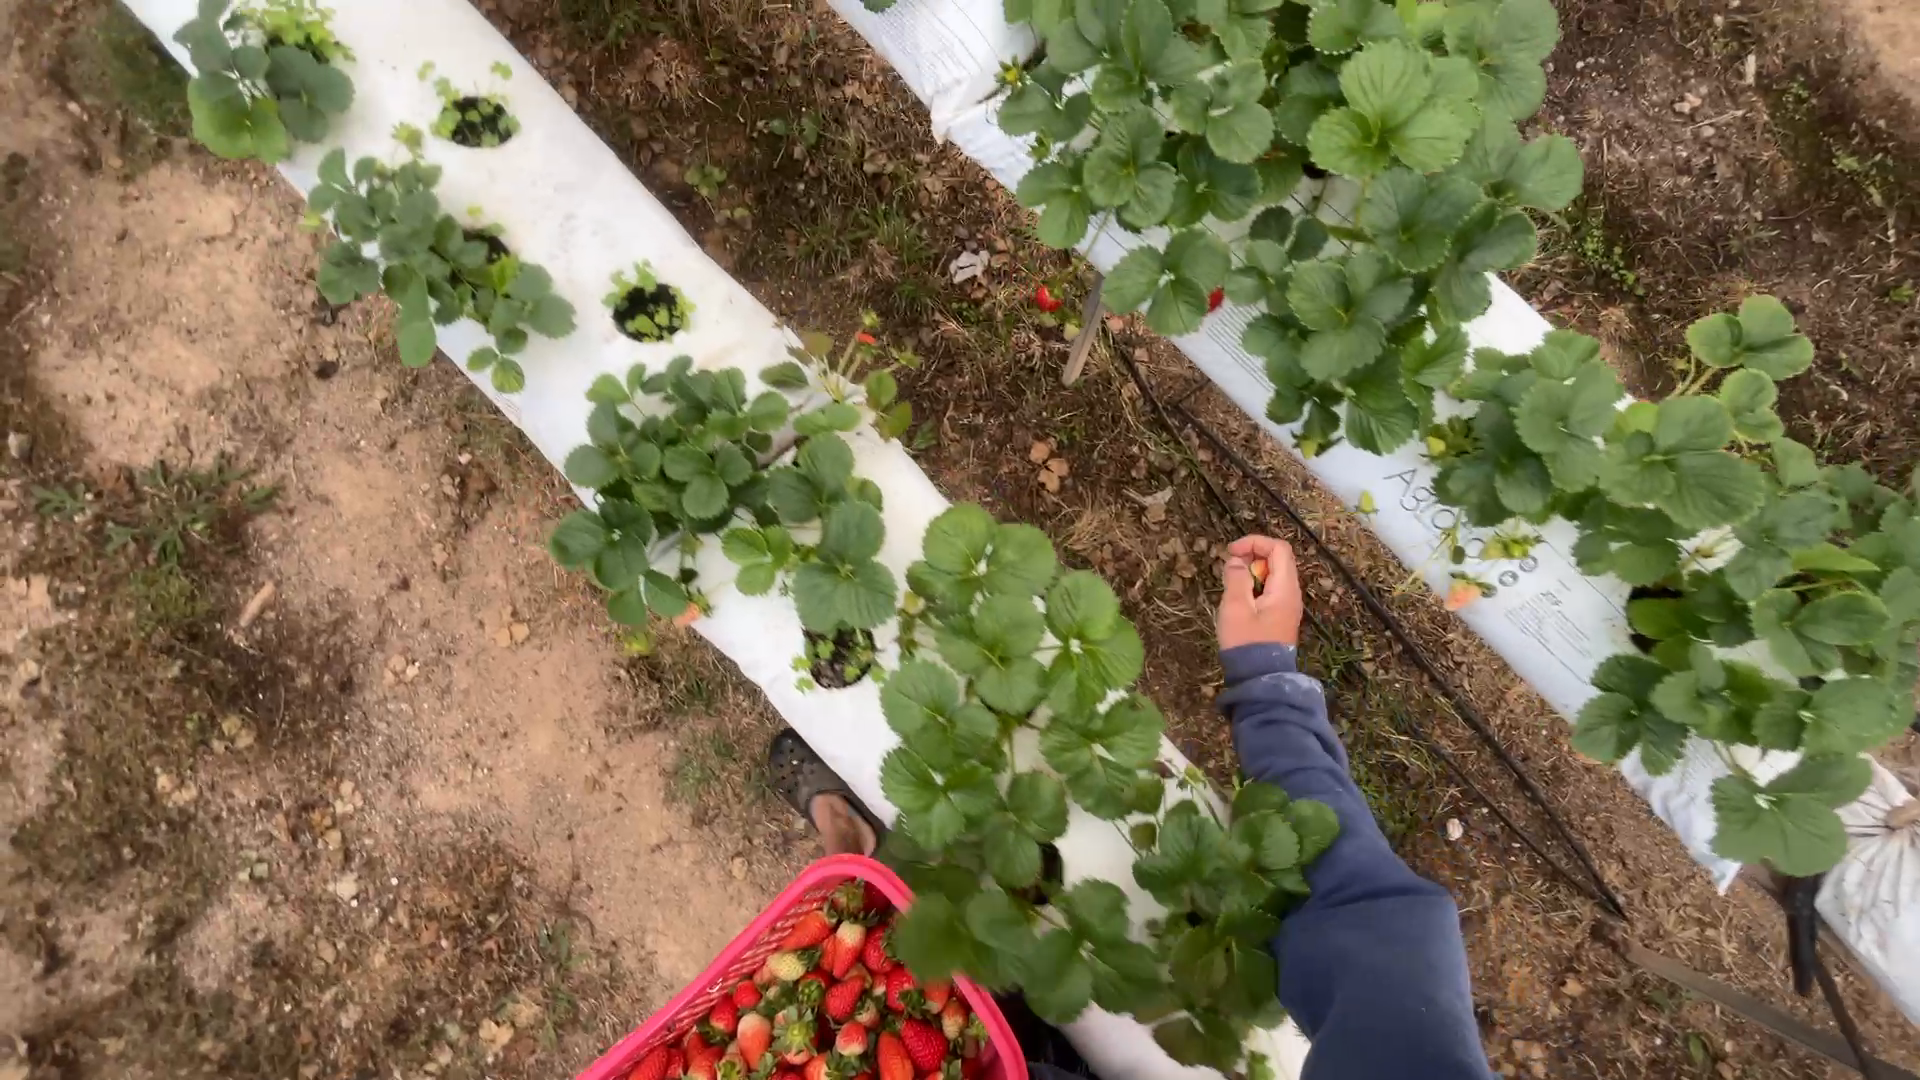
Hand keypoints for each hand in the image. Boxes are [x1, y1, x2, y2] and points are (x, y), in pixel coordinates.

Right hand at [1217, 535, 1302, 649]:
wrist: (1259, 677)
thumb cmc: (1246, 641)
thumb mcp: (1236, 607)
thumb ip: (1236, 578)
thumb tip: (1237, 560)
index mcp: (1285, 589)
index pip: (1279, 549)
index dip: (1255, 543)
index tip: (1231, 552)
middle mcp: (1291, 594)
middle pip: (1279, 560)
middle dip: (1253, 555)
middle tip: (1229, 565)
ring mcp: (1287, 606)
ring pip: (1274, 575)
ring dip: (1252, 571)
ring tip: (1231, 582)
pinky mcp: (1279, 617)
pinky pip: (1270, 590)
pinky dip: (1255, 585)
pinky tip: (1239, 598)